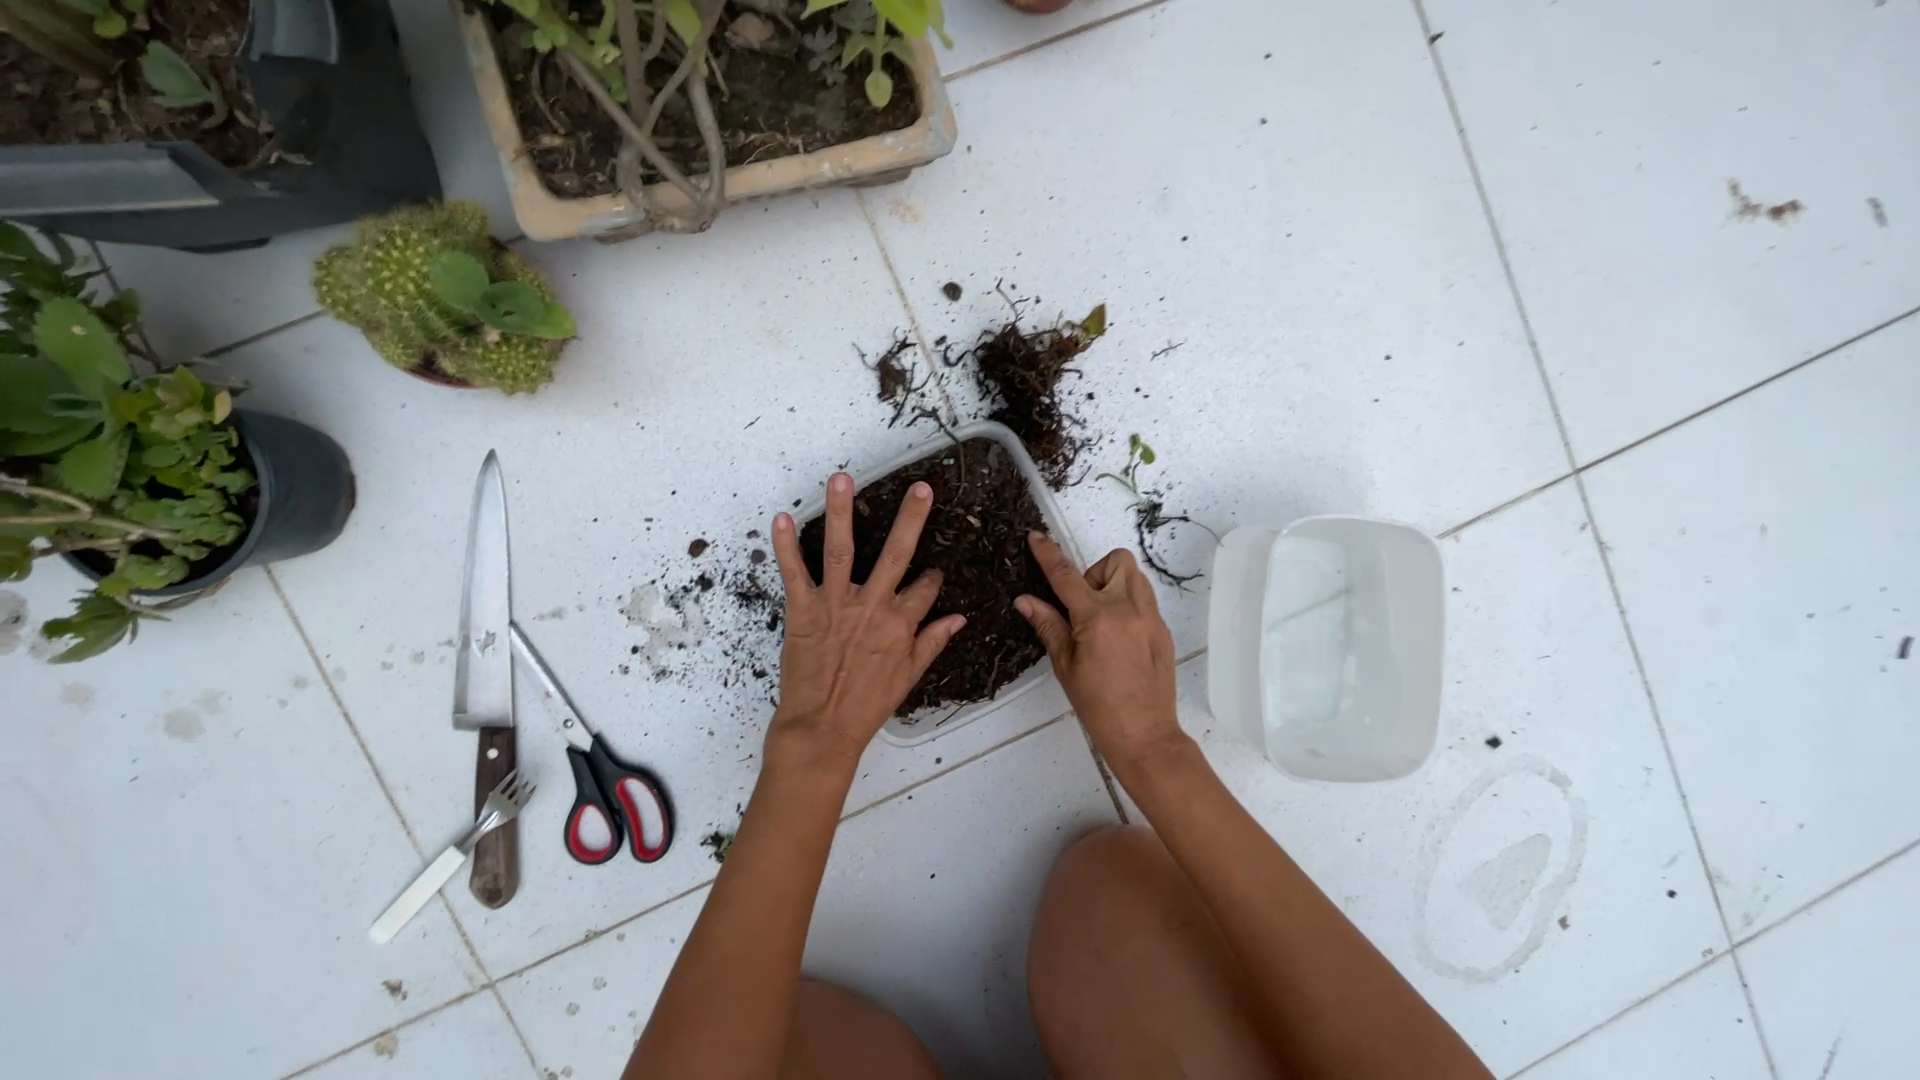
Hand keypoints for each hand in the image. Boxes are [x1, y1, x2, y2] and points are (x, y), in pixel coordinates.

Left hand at [766, 473, 966, 763]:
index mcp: (902, 623)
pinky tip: (781, 517)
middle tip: (921, 487)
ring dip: (841, 511)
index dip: (931, 578)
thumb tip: (959, 618)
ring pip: (842, 549)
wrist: (822, 728)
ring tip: (842, 478)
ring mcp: (837, 604)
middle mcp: (873, 605)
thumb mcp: (909, 677)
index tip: (932, 571)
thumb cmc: (867, 706)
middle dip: (912, 518)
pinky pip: (794, 572)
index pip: (925, 587)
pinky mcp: (804, 610)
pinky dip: (785, 545)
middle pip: (897, 553)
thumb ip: (933, 642)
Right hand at [1016, 533, 1184, 774]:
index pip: (1066, 575)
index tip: (1036, 537)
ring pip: (1135, 576)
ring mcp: (1151, 618)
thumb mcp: (1065, 665)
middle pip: (1115, 561)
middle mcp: (1128, 609)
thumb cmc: (1097, 705)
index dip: (1048, 554)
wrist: (1144, 734)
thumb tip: (1025, 600)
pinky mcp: (1163, 631)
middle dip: (1095, 572)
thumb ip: (1048, 625)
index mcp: (1098, 618)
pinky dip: (1128, 604)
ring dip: (1114, 584)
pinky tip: (1118, 637)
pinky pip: (1145, 600)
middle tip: (1082, 605)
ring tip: (1100, 618)